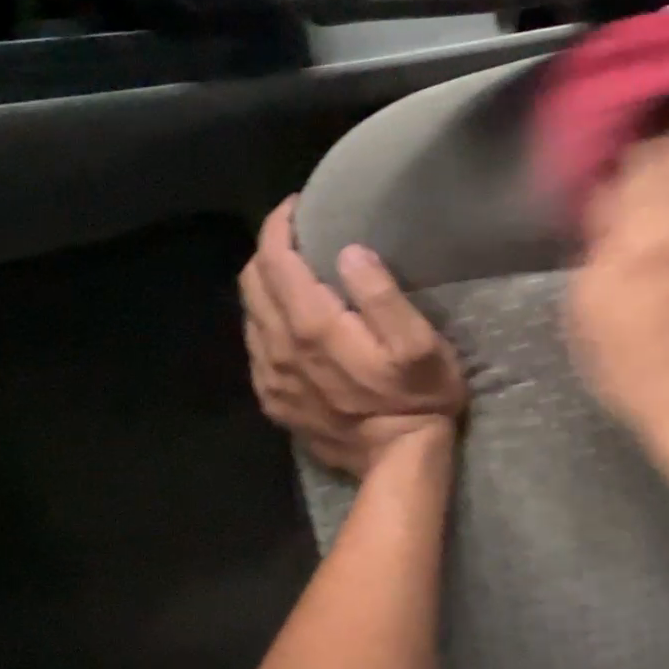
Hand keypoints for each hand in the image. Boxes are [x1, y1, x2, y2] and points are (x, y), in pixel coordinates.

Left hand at [240, 196, 467, 476]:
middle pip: (253, 281)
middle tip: (300, 233)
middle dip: (270, 247)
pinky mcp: (273, 398)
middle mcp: (279, 347)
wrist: (396, 463)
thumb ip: (382, 296)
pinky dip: (267, 317)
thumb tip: (349, 252)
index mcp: (312, 326)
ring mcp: (270, 376)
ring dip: (266, 281)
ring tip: (296, 269)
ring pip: (249, 311)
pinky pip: (255, 343)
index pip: (277, 260)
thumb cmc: (418, 397)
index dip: (280, 225)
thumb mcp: (419, 344)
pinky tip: (293, 318)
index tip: (297, 205)